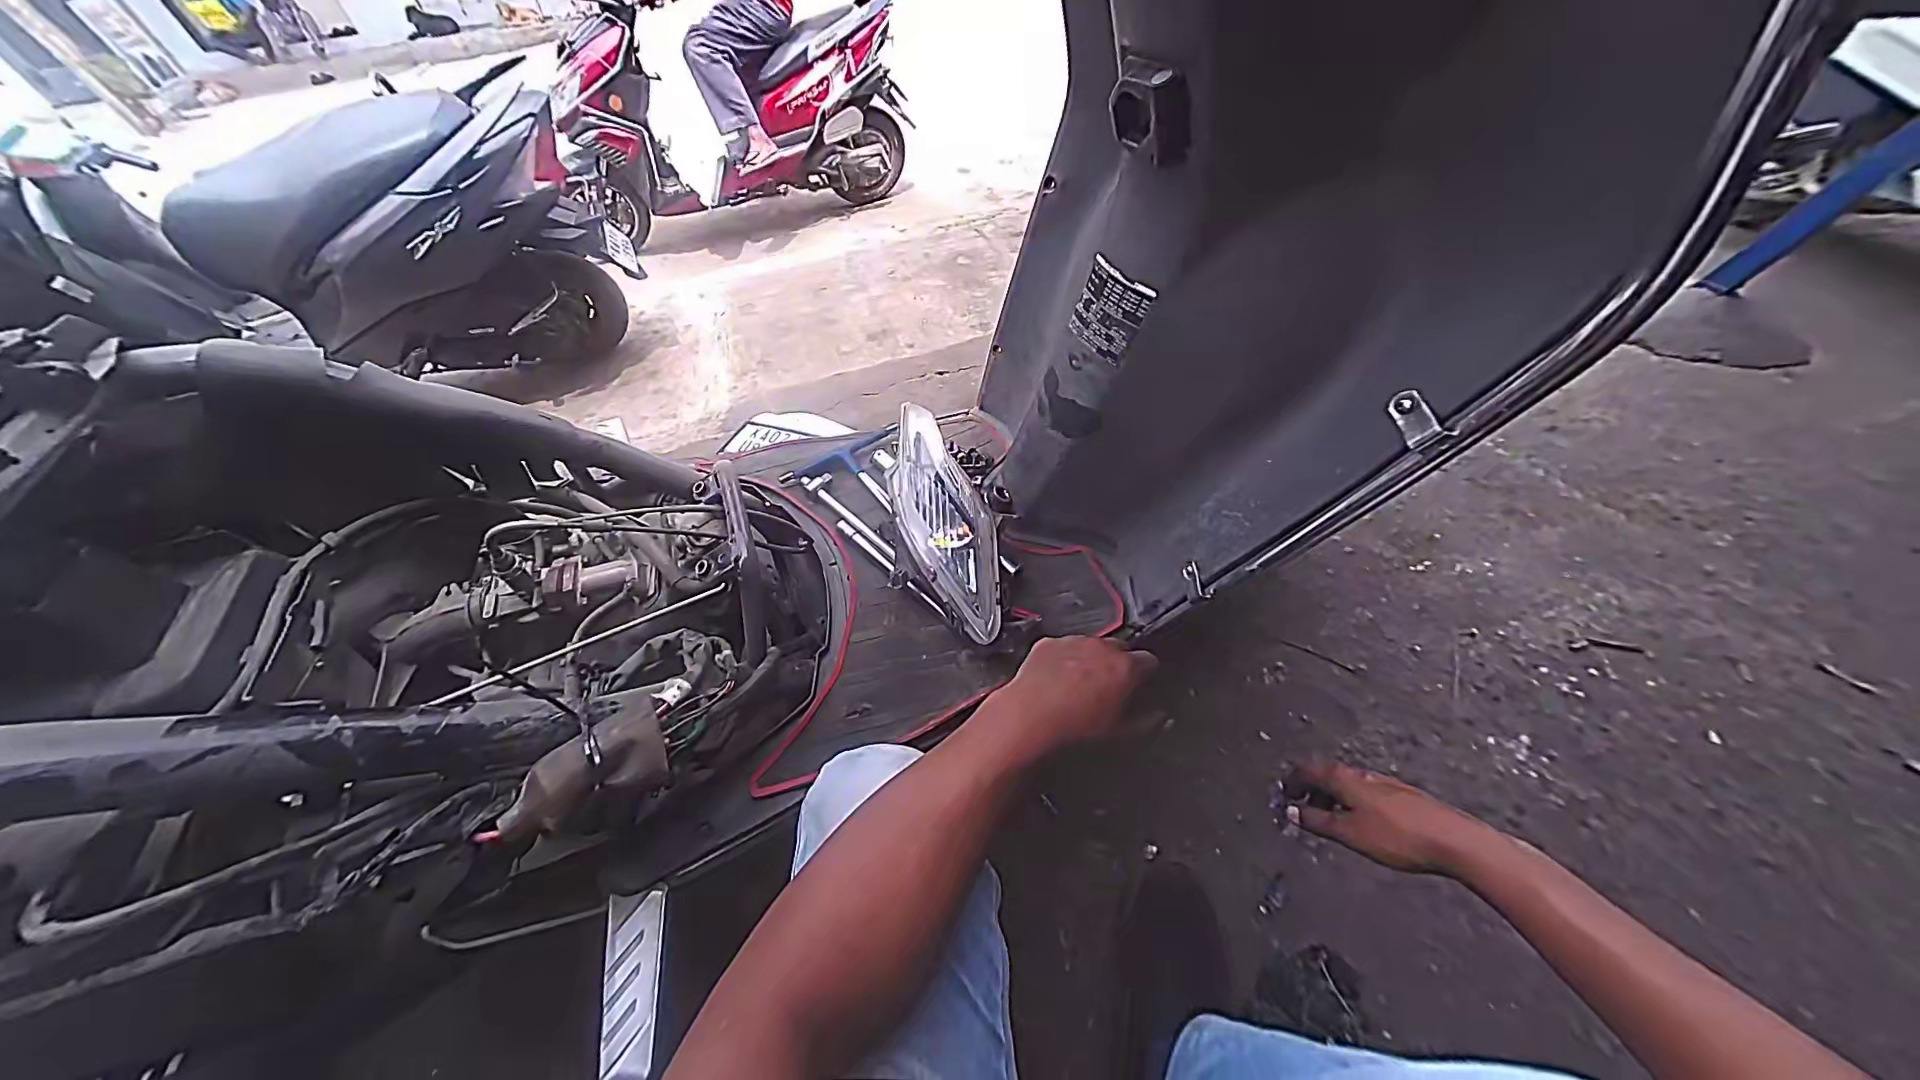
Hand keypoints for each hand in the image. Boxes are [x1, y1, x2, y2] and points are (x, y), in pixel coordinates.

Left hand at [975, 636, 1156, 761]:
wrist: (1029, 716)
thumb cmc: (1070, 725)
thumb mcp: (1118, 730)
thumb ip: (1145, 720)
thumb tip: (1155, 717)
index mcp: (1124, 667)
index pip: (1148, 660)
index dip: (1146, 672)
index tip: (1140, 681)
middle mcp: (1100, 648)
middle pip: (1119, 649)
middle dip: (1116, 664)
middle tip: (1107, 687)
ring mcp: (1073, 642)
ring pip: (1089, 646)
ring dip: (1088, 660)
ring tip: (1077, 687)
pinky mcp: (1048, 643)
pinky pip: (1062, 647)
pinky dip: (1062, 659)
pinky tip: (1056, 680)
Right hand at [1286, 760, 1503, 875]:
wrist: (1456, 841)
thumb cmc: (1398, 837)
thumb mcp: (1349, 833)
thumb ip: (1317, 821)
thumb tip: (1292, 811)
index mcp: (1343, 778)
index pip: (1306, 771)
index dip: (1291, 782)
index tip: (1284, 796)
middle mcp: (1361, 774)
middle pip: (1326, 774)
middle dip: (1310, 790)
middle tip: (1302, 809)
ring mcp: (1383, 783)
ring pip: (1346, 784)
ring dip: (1331, 797)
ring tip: (1329, 819)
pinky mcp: (1401, 795)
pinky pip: (1364, 792)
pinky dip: (1350, 801)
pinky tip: (1360, 821)